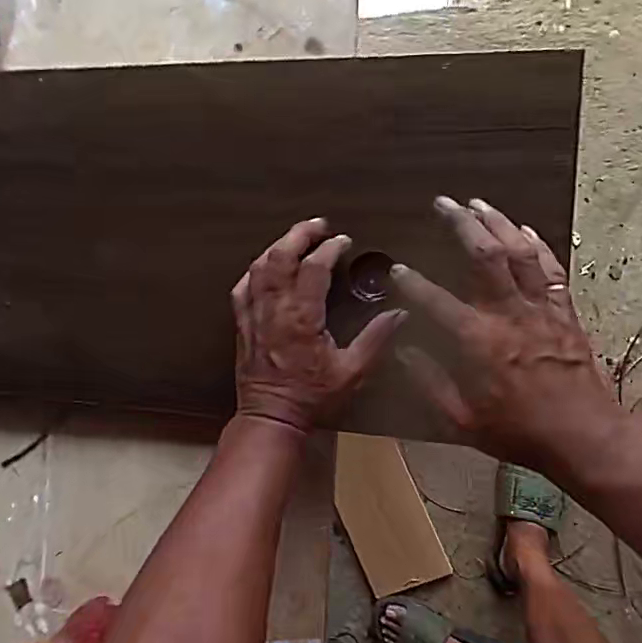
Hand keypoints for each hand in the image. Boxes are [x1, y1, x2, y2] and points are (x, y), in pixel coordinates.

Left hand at [231, 218, 407, 432]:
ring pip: (258, 268)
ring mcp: (254, 315)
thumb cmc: (311, 397)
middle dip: (299, 235)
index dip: (329, 248)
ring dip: (277, 248)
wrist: (271, 416)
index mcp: (302, 318)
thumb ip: (376, 339)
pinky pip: (241, 289)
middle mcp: (274, 310)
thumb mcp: (352, 371)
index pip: (314, 268)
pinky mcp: (242, 325)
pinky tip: (263, 267)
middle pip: (280, 257)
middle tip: (317, 225)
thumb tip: (400, 314)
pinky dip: (253, 272)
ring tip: (295, 238)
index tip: (343, 241)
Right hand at [390, 197, 620, 469]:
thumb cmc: (519, 431)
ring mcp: (541, 310)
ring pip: (519, 252)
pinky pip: (550, 269)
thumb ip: (428, 381)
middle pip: (484, 256)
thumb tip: (404, 350)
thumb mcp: (461, 418)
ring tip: (477, 202)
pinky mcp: (565, 312)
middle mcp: (510, 315)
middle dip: (461, 225)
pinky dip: (536, 245)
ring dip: (497, 223)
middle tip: (443, 203)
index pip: (435, 300)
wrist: (587, 437)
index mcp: (479, 341)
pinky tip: (523, 229)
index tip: (396, 270)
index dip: (412, 282)